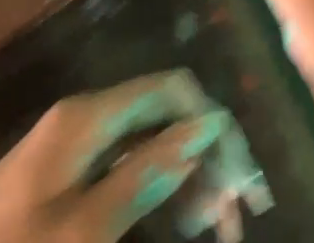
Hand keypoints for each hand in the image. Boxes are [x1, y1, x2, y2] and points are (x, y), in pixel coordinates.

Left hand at [0, 71, 227, 242]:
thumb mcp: (89, 224)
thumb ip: (147, 173)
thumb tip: (204, 127)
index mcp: (89, 115)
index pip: (171, 89)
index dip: (211, 122)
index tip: (239, 174)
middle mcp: (88, 113)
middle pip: (165, 113)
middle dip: (204, 153)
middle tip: (233, 210)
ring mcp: (79, 136)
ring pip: (151, 139)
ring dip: (187, 174)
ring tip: (211, 222)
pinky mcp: (74, 161)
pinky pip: (130, 159)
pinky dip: (160, 183)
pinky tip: (178, 215)